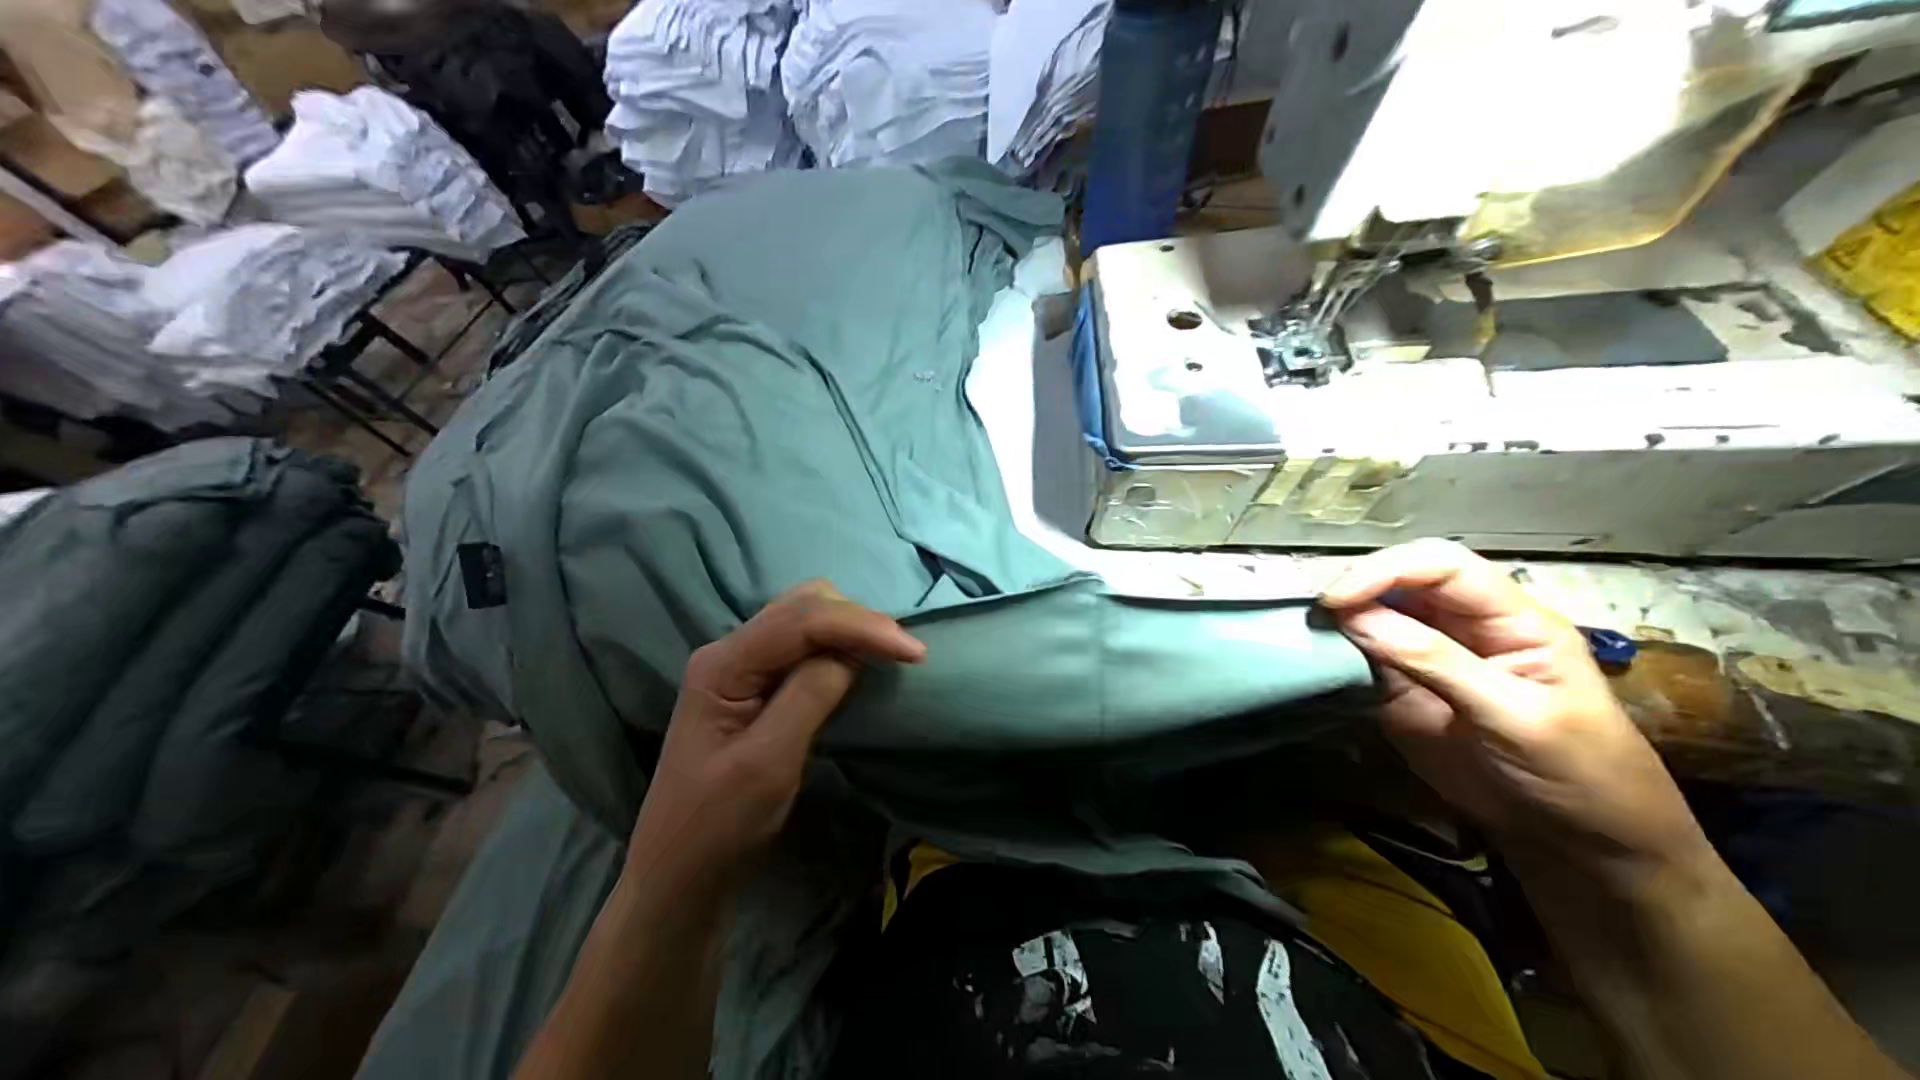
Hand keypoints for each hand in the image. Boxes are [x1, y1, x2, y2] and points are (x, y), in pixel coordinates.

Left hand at [629, 582, 925, 874]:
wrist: (680, 872)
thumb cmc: (719, 824)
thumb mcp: (768, 762)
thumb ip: (810, 695)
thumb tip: (855, 652)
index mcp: (724, 664)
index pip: (801, 621)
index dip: (861, 626)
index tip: (914, 653)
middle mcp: (730, 651)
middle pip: (803, 605)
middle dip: (858, 619)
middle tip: (902, 654)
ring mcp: (741, 666)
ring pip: (805, 618)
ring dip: (850, 628)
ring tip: (888, 655)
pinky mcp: (755, 684)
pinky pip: (803, 645)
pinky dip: (838, 645)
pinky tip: (858, 663)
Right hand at [1318, 539, 1713, 889]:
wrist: (1579, 842)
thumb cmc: (1578, 774)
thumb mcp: (1517, 717)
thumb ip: (1437, 662)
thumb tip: (1357, 617)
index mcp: (1512, 618)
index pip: (1444, 566)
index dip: (1387, 570)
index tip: (1336, 600)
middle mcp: (1466, 625)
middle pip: (1404, 579)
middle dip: (1357, 586)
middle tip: (1314, 614)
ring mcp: (1432, 654)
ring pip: (1378, 611)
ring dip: (1342, 615)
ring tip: (1308, 630)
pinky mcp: (1404, 685)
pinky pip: (1365, 652)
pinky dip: (1338, 648)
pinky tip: (1320, 653)